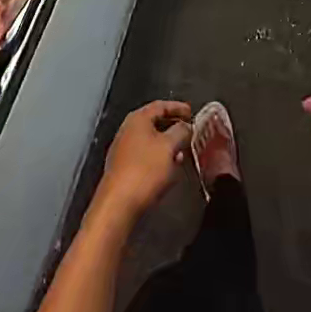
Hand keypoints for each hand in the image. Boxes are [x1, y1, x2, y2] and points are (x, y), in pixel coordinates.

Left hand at [92, 100, 191, 224]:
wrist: (117, 206)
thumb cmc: (145, 169)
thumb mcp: (170, 146)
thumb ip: (182, 131)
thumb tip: (186, 126)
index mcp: (138, 120)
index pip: (161, 105)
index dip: (178, 107)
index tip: (192, 113)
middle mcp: (127, 132)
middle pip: (155, 123)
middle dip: (174, 127)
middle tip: (190, 131)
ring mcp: (123, 152)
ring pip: (151, 142)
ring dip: (168, 145)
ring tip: (183, 152)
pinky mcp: (123, 170)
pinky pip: (145, 157)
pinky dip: (159, 159)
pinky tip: (170, 170)